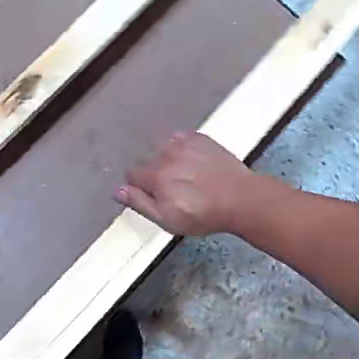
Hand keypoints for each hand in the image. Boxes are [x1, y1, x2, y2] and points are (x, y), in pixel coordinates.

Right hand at [117, 132, 267, 236]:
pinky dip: (184, 149)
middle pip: (149, 162)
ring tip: (189, 178)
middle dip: (157, 175)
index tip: (154, 195)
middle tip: (176, 191)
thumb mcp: (167, 220)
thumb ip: (140, 203)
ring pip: (166, 150)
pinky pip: (182, 139)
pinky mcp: (201, 139)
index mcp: (155, 176)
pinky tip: (195, 164)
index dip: (140, 187)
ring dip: (171, 161)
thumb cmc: (204, 214)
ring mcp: (185, 144)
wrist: (240, 199)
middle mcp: (167, 155)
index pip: (132, 174)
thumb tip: (118, 191)